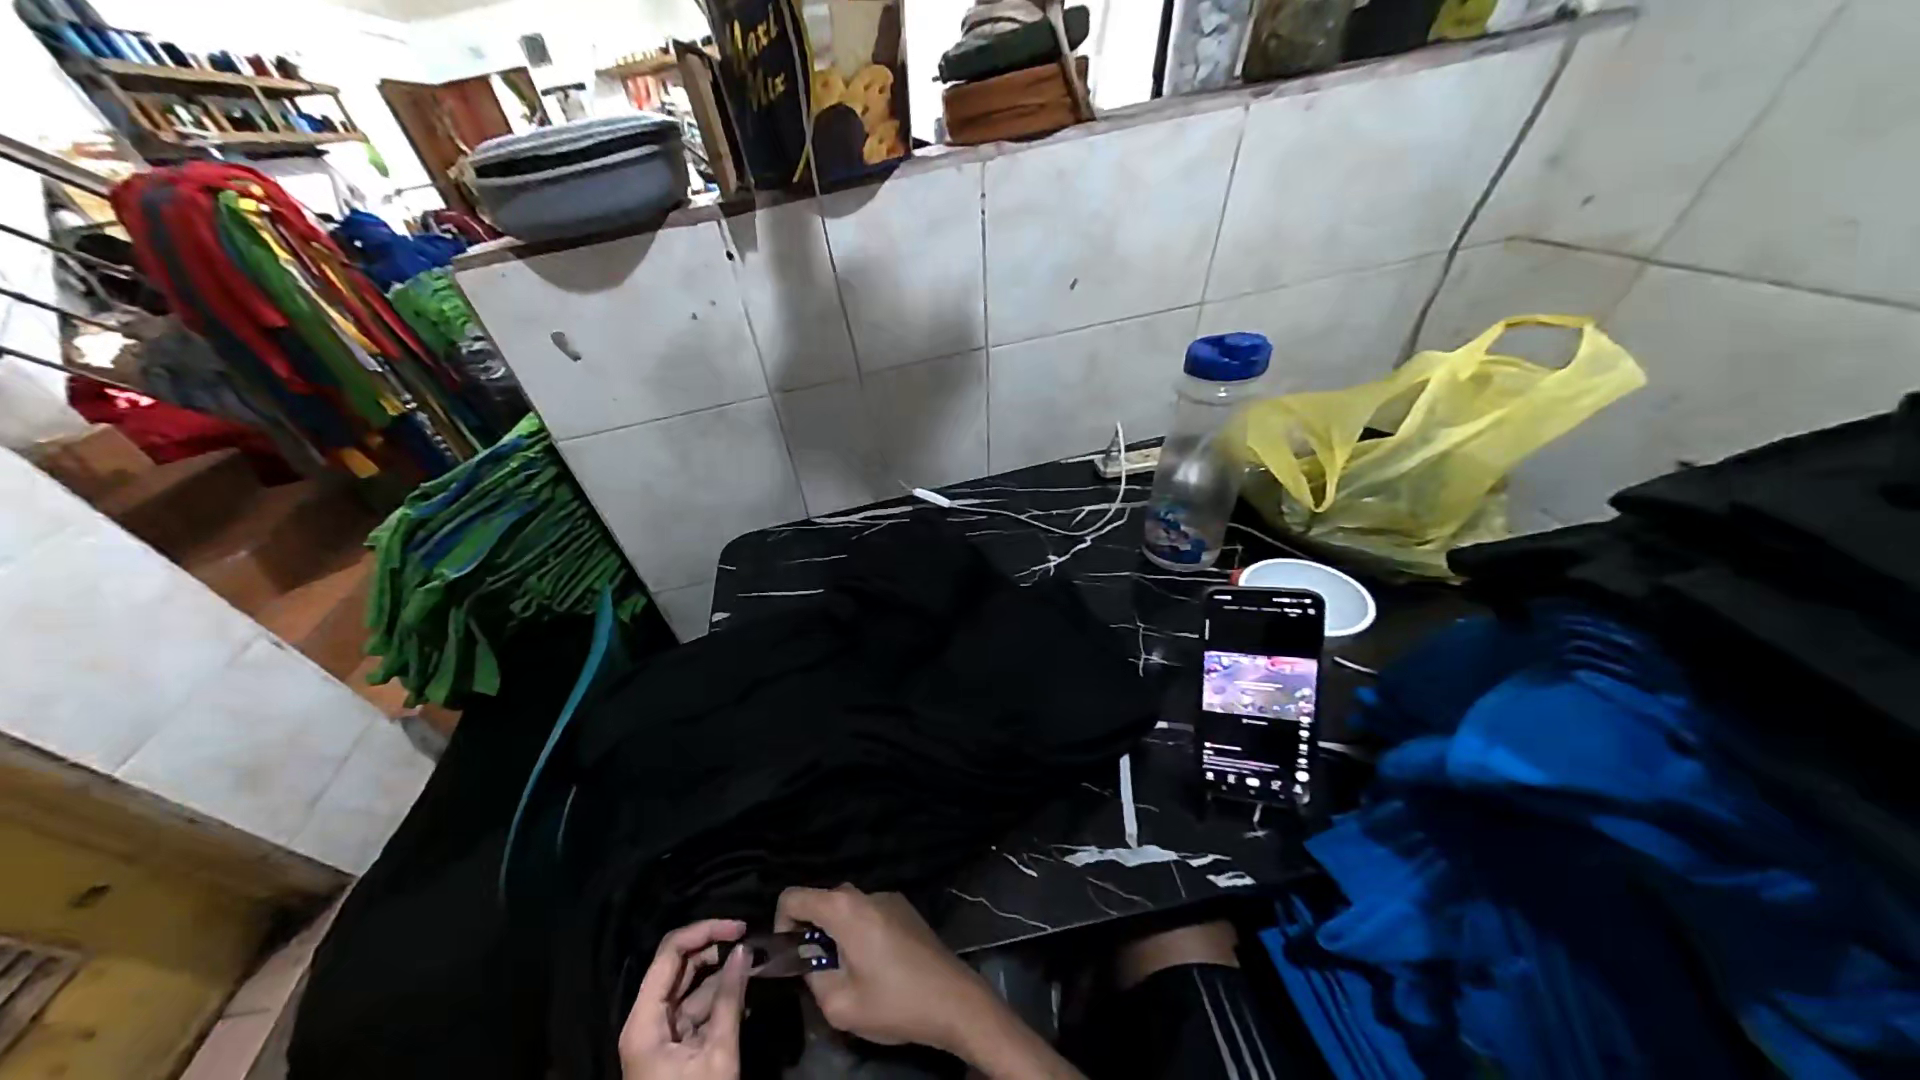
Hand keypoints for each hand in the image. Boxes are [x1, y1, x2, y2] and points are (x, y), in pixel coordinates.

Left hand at [619, 919, 749, 1079]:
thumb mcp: (718, 1052)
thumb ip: (730, 997)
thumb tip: (744, 949)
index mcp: (645, 1020)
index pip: (671, 953)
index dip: (705, 931)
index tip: (741, 928)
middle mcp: (647, 1019)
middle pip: (679, 966)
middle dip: (716, 950)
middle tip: (753, 944)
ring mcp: (660, 1034)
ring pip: (691, 987)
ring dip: (723, 974)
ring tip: (756, 966)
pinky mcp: (675, 1047)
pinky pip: (697, 1009)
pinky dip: (721, 998)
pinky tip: (746, 994)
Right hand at [774, 884, 995, 1054]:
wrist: (954, 1000)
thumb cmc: (895, 1002)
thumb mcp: (840, 1003)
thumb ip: (812, 976)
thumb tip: (805, 961)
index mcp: (845, 909)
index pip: (794, 897)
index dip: (782, 925)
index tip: (791, 956)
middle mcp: (866, 893)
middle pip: (822, 901)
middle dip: (812, 933)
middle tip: (820, 972)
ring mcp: (889, 898)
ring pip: (847, 909)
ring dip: (837, 934)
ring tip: (850, 974)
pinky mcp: (905, 909)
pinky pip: (869, 914)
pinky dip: (860, 933)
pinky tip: (876, 967)